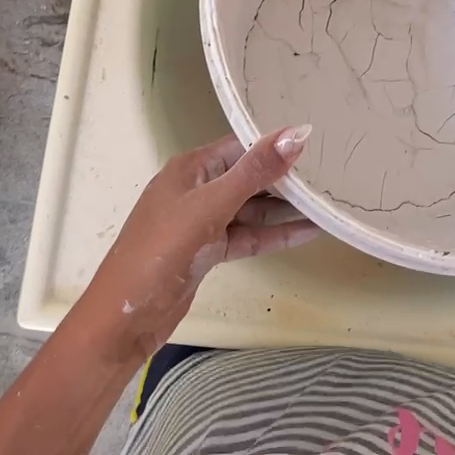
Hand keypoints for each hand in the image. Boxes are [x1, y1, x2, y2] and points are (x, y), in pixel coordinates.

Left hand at [79, 127, 316, 356]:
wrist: (124, 321)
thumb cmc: (161, 252)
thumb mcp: (210, 207)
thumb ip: (254, 172)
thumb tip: (296, 134)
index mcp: (191, 168)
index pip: (241, 146)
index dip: (275, 144)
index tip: (317, 141)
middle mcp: (197, 189)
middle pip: (248, 176)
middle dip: (285, 176)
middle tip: (330, 172)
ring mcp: (203, 222)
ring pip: (251, 208)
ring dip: (285, 208)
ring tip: (328, 202)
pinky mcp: (209, 251)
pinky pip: (248, 235)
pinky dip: (274, 234)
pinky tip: (308, 232)